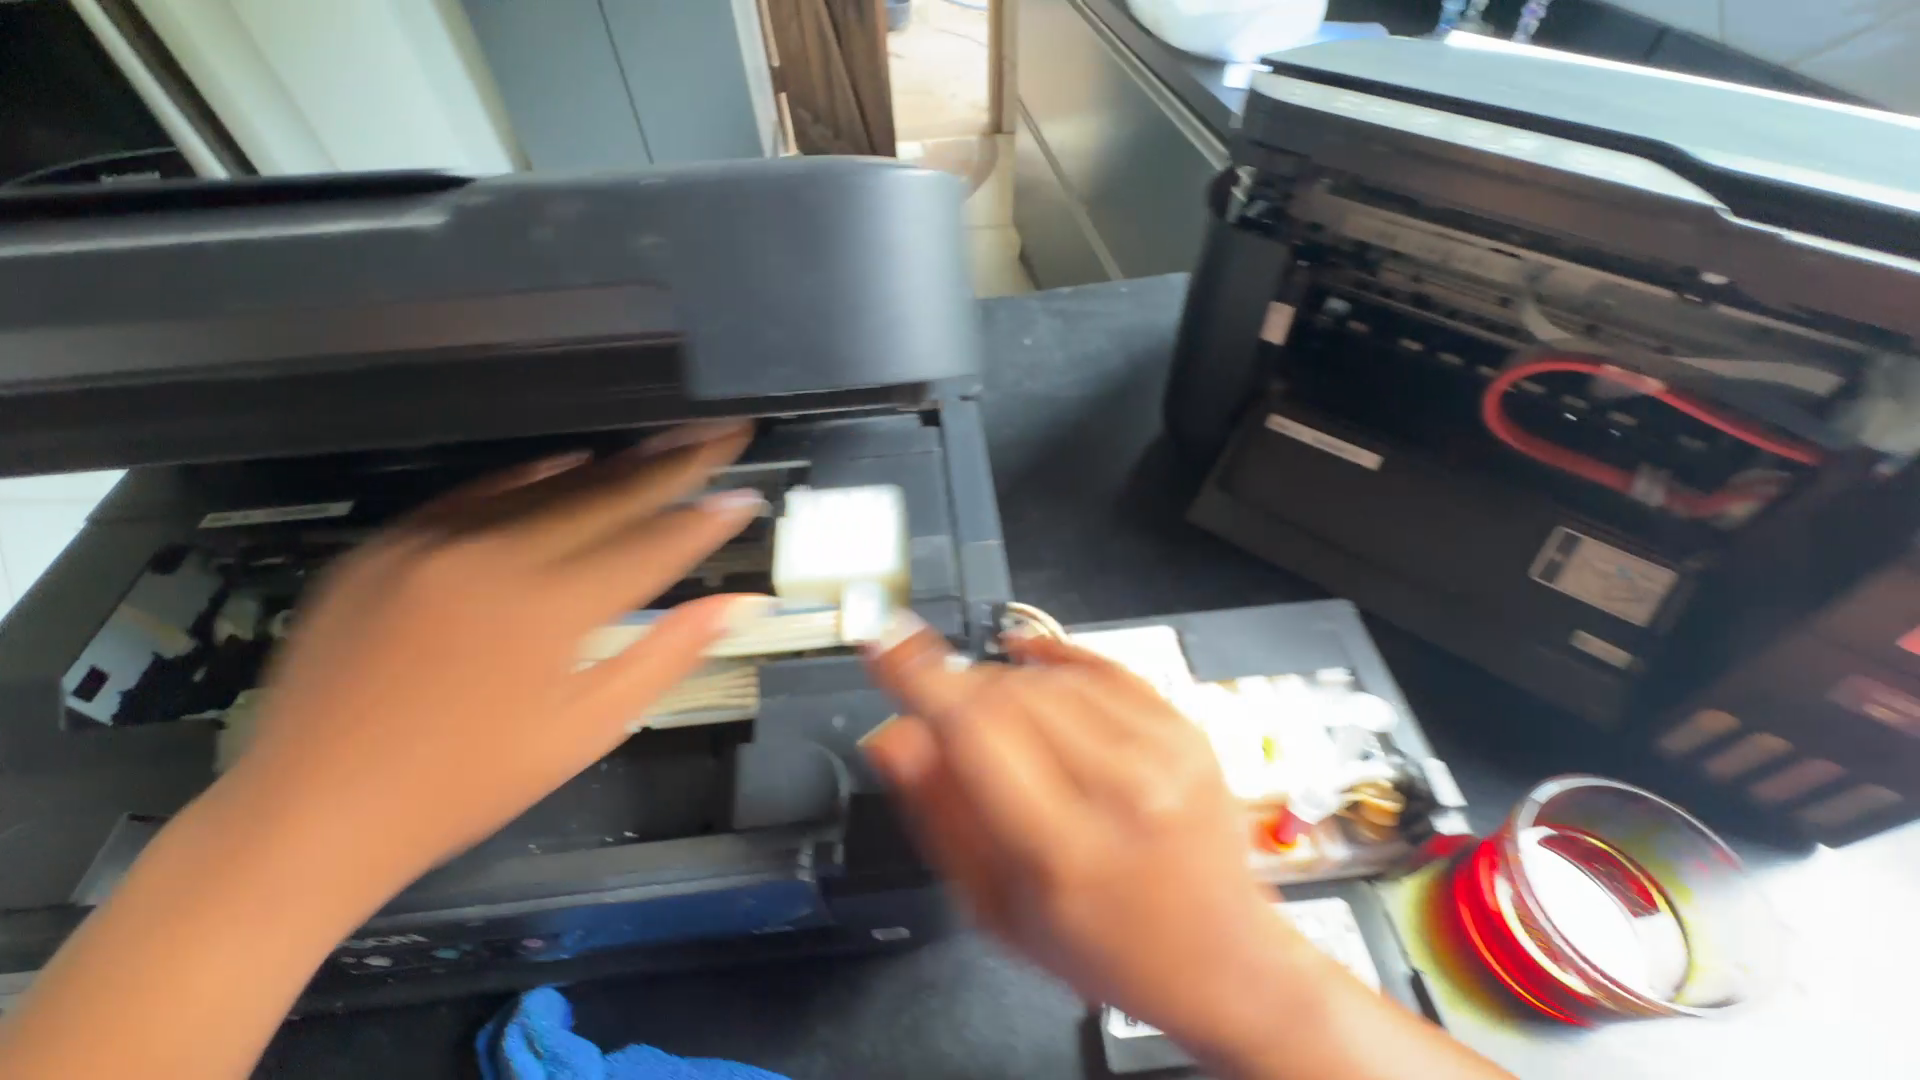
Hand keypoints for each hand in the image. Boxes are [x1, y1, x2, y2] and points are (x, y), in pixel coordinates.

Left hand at [217, 420, 767, 888]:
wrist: (312, 811)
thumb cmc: (468, 785)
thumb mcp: (586, 729)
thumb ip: (667, 654)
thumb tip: (737, 605)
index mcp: (553, 607)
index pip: (654, 543)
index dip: (706, 518)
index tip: (746, 492)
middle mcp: (497, 554)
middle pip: (609, 494)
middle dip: (676, 462)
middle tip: (723, 433)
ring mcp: (435, 541)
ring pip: (547, 485)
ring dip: (616, 466)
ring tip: (666, 444)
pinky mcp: (387, 545)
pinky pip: (478, 493)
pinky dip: (533, 478)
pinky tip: (569, 466)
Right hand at [859, 621, 1307, 1054]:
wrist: (1218, 957)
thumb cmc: (1102, 945)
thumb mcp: (998, 909)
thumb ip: (941, 815)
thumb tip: (894, 736)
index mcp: (1064, 853)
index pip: (976, 733)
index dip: (920, 678)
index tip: (886, 640)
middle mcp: (1122, 791)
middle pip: (1007, 695)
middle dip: (958, 689)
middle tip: (939, 710)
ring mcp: (1163, 753)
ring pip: (1049, 677)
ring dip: (1003, 683)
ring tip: (998, 724)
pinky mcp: (1185, 729)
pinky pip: (1101, 666)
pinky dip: (1054, 659)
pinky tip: (1031, 665)